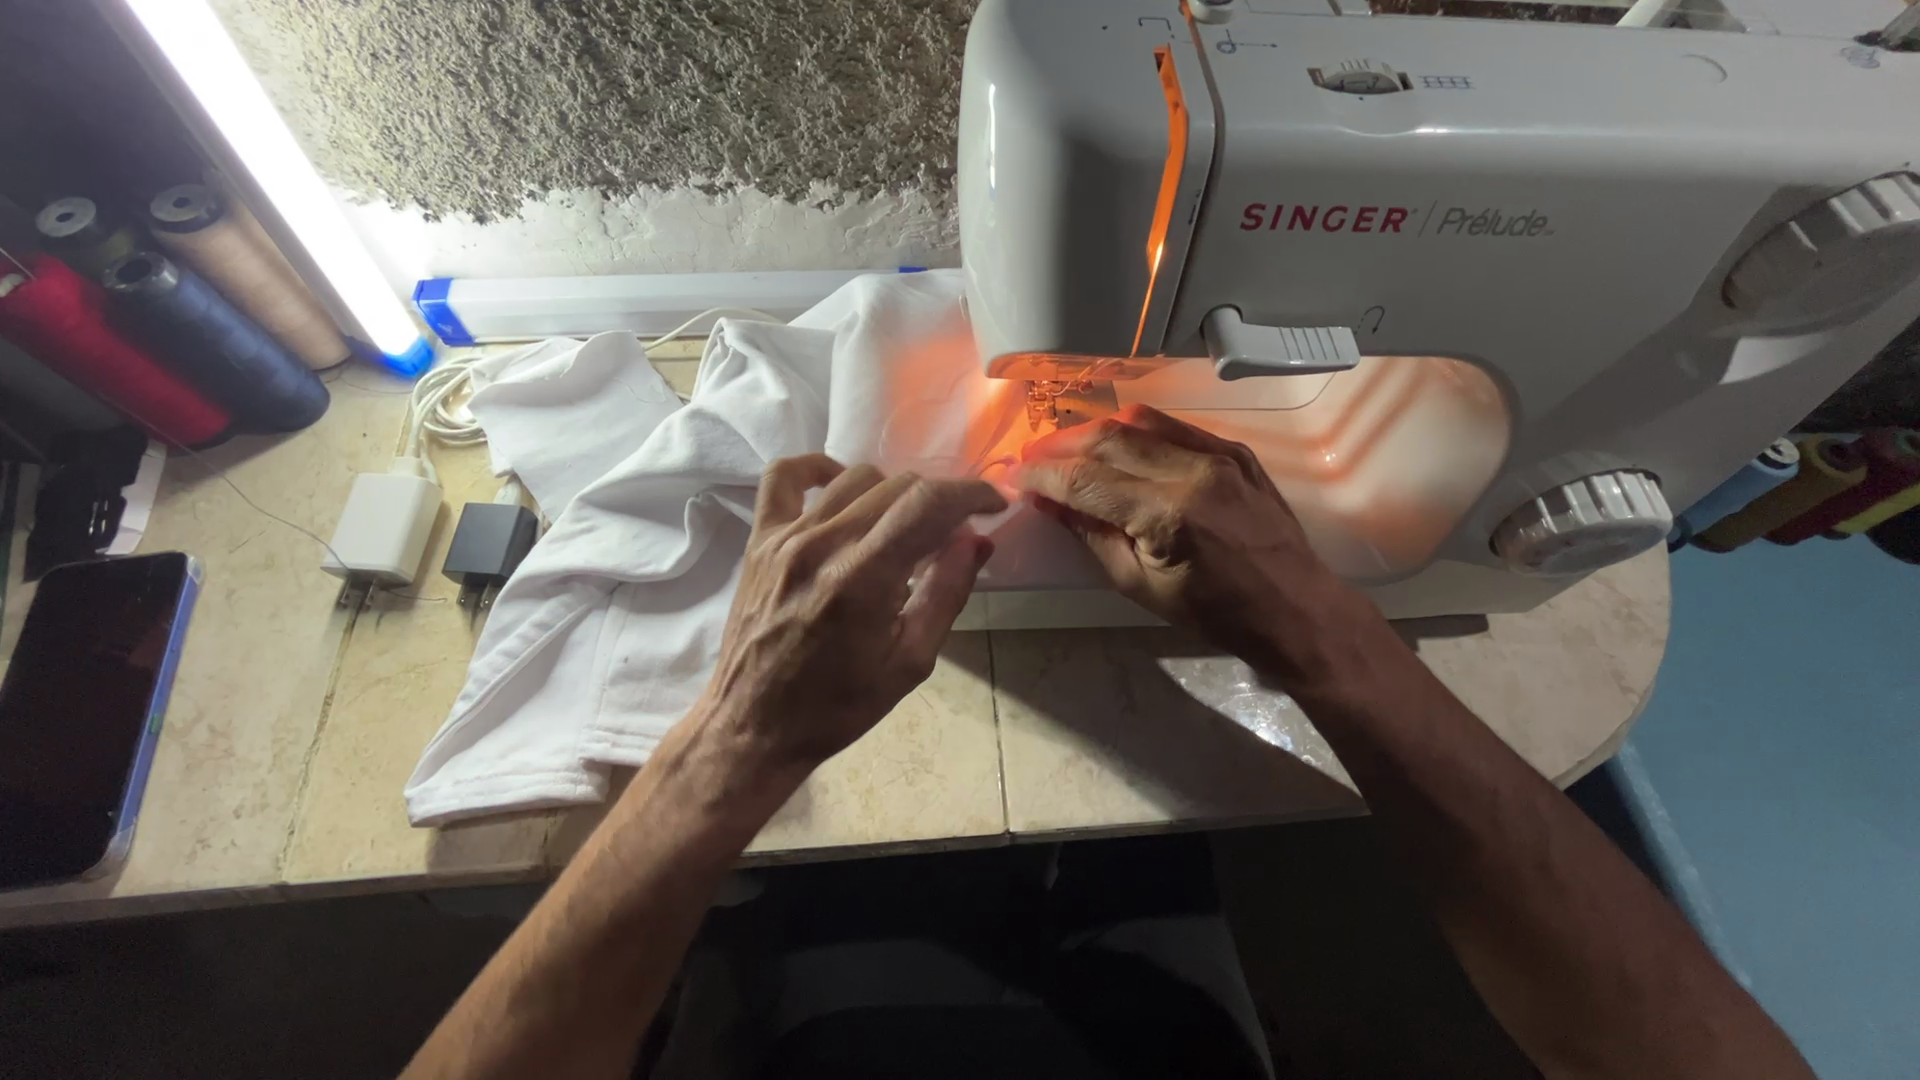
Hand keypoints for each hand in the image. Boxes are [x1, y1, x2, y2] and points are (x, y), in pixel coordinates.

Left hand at [695, 455, 1004, 772]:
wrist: (754, 724)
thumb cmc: (838, 705)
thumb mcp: (910, 663)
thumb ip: (947, 594)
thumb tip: (978, 541)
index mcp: (864, 578)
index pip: (929, 504)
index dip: (970, 493)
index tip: (992, 503)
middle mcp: (823, 544)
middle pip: (898, 485)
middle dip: (937, 500)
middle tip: (949, 534)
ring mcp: (786, 536)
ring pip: (854, 478)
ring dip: (892, 492)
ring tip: (901, 526)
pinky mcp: (760, 539)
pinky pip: (784, 476)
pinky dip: (818, 468)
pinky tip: (839, 485)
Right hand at [1016, 405, 1369, 680]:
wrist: (1293, 606)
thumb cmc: (1213, 612)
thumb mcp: (1139, 585)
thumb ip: (1092, 536)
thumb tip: (1051, 501)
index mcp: (1167, 515)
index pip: (1086, 480)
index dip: (1044, 476)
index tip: (1018, 479)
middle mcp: (1192, 471)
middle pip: (1107, 440)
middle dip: (1060, 447)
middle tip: (1033, 460)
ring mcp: (1217, 454)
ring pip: (1137, 422)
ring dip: (1093, 432)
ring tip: (1066, 449)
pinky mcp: (1234, 450)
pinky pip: (1173, 425)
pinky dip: (1134, 429)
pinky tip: (1115, 442)